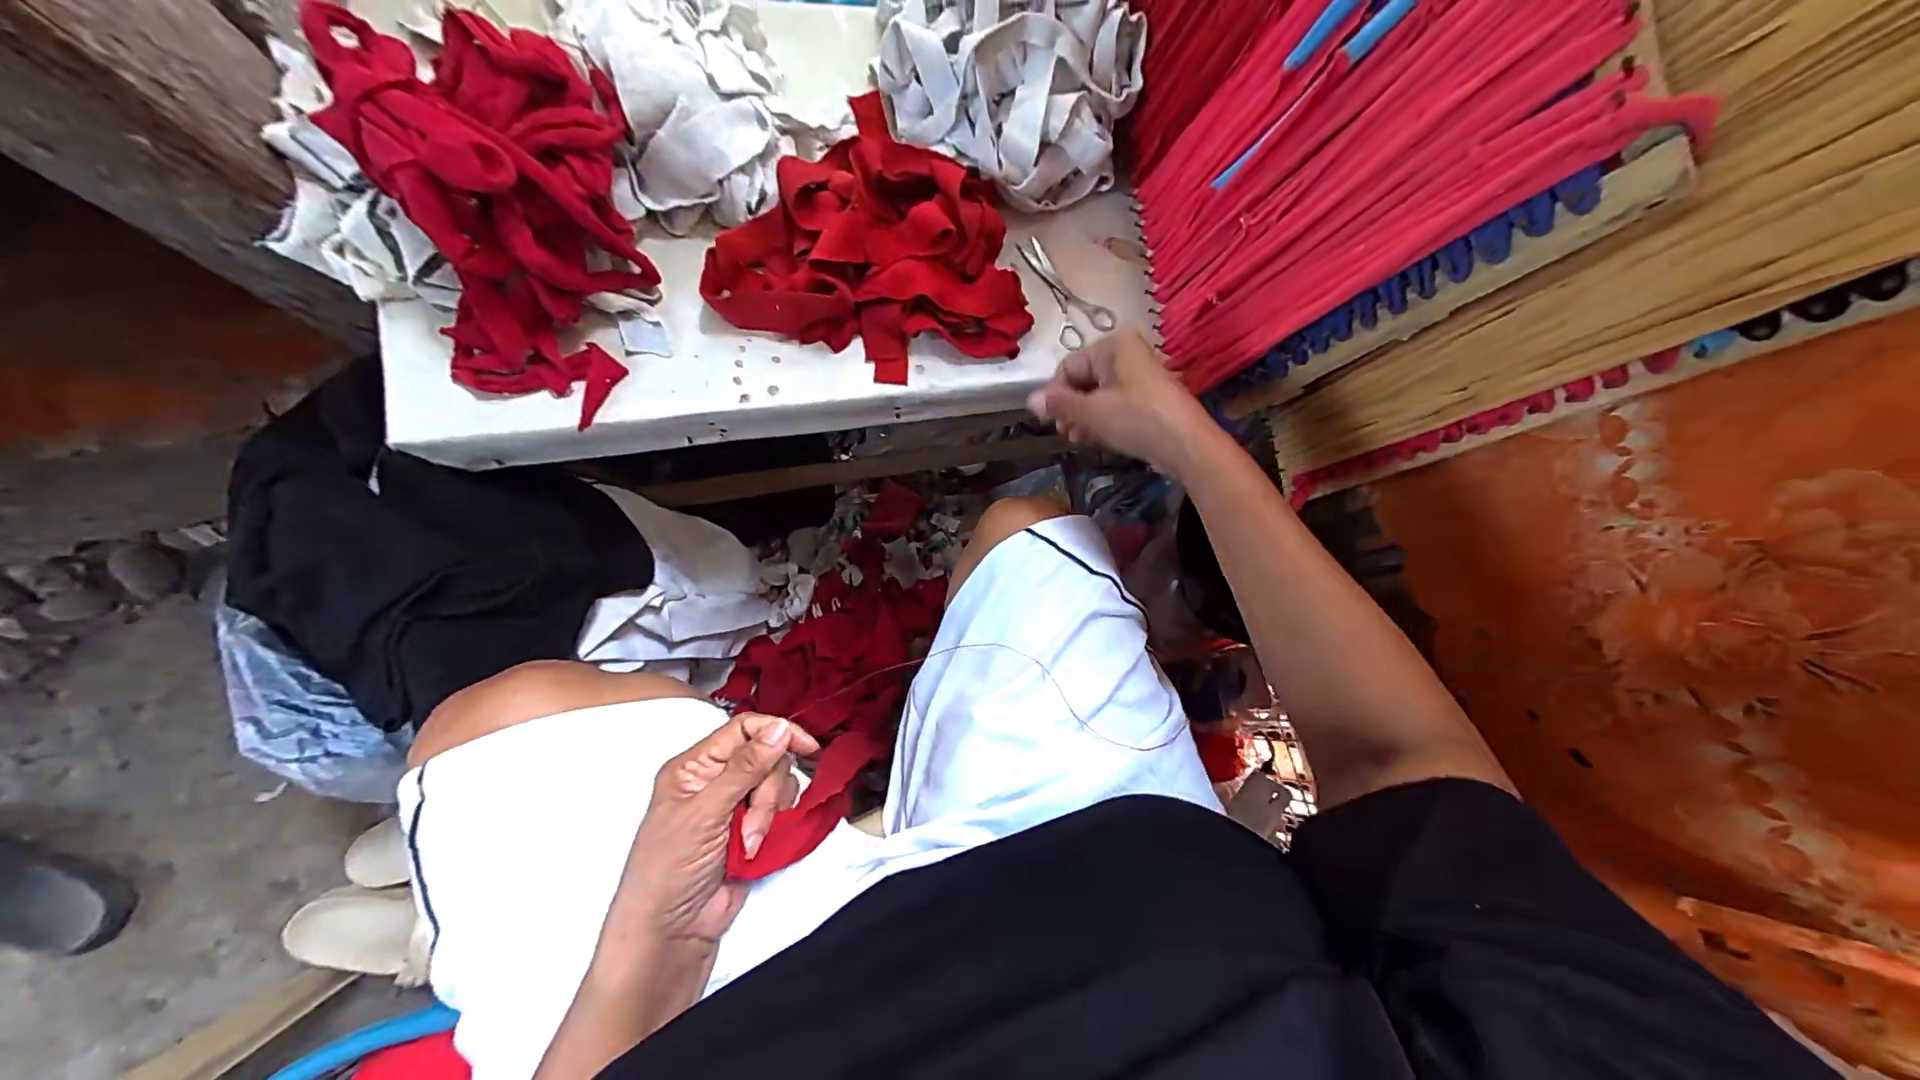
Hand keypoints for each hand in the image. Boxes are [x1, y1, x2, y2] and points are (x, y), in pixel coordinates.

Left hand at [619, 712, 819, 945]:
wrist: (672, 933)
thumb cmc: (667, 871)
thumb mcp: (704, 812)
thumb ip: (745, 768)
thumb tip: (778, 729)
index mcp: (694, 767)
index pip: (743, 729)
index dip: (775, 732)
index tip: (804, 744)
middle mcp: (716, 780)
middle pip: (767, 757)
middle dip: (768, 789)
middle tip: (751, 819)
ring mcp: (736, 806)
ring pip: (778, 783)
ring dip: (769, 812)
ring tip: (748, 842)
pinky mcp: (753, 829)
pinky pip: (781, 810)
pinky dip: (776, 826)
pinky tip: (757, 846)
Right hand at [1026, 328, 1223, 477]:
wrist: (1187, 444)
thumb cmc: (1136, 420)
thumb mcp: (1091, 412)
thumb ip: (1058, 404)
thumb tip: (1030, 400)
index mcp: (1112, 345)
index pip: (1068, 367)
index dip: (1056, 396)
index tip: (1053, 423)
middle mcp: (1126, 352)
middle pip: (1083, 380)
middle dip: (1071, 409)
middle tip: (1067, 434)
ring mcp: (1139, 374)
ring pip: (1098, 394)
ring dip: (1084, 418)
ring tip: (1080, 440)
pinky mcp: (1148, 396)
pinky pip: (1115, 403)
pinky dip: (1102, 419)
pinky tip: (1095, 439)